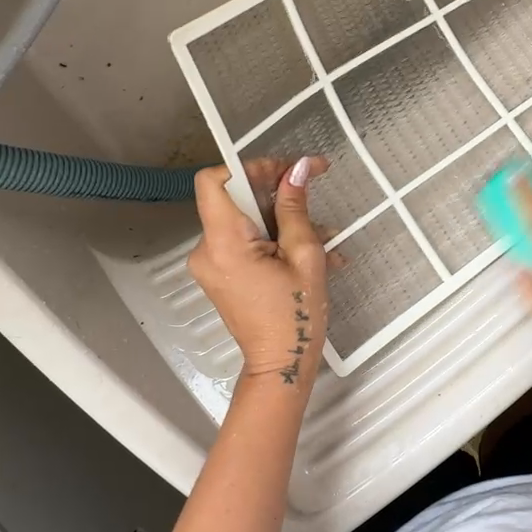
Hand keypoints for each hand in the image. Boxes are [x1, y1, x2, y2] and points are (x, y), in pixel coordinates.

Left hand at [189, 157, 330, 389]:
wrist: (281, 363)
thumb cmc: (295, 313)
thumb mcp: (304, 253)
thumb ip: (296, 207)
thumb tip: (299, 168)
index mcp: (224, 243)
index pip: (213, 181)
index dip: (249, 168)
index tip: (284, 171)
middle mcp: (207, 249)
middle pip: (234, 198)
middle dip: (276, 190)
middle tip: (314, 187)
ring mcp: (212, 262)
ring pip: (246, 218)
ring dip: (284, 217)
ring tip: (324, 234)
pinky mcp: (222, 272)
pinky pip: (246, 239)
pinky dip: (276, 236)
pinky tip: (312, 250)